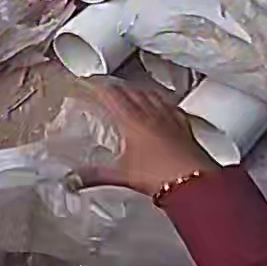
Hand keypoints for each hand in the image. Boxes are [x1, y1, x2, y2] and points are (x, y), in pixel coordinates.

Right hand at [88, 79, 217, 196]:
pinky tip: (164, 103)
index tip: (90, 81)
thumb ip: (94, 176)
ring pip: (152, 95)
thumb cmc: (159, 176)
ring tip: (132, 89)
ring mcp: (170, 119)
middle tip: (107, 85)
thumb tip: (71, 180)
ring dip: (139, 89)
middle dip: (117, 86)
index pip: (113, 96)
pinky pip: (172, 106)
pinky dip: (163, 101)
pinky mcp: (185, 127)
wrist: (194, 184)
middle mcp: (151, 115)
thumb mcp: (121, 175)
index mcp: (132, 121)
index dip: (100, 86)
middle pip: (132, 92)